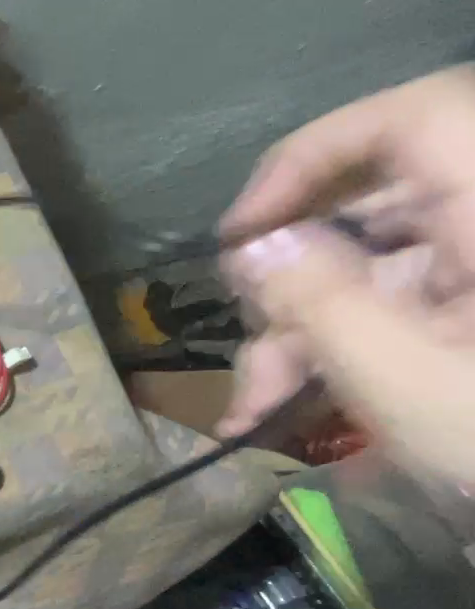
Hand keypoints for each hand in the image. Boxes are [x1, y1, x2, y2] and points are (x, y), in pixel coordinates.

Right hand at [218, 65, 474, 486]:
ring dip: (296, 334)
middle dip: (287, 282)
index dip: (310, 157)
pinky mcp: (472, 308)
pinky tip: (279, 407)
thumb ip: (320, 301)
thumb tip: (254, 246)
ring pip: (369, 269)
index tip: (239, 232)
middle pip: (372, 209)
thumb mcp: (400, 379)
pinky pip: (393, 304)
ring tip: (258, 406)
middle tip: (245, 344)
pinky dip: (331, 350)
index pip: (409, 120)